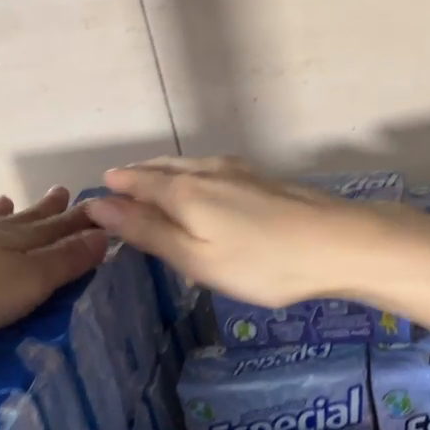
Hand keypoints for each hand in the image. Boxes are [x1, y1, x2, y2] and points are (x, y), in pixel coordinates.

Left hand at [0, 186, 108, 340]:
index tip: (102, 208)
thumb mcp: (23, 282)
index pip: (58, 229)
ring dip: (7, 214)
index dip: (80, 222)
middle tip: (64, 192)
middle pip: (25, 220)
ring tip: (12, 200)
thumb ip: (62, 262)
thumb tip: (103, 235)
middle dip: (48, 211)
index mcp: (18, 242)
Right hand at [83, 157, 402, 306]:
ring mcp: (238, 171)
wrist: (339, 244)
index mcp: (183, 190)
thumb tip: (99, 205)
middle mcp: (206, 170)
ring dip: (163, 177)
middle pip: (160, 169)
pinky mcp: (262, 180)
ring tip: (150, 190)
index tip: (90, 206)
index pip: (133, 183)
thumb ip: (149, 231)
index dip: (111, 194)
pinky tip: (200, 192)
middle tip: (114, 194)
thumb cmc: (262, 262)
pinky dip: (191, 180)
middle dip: (134, 180)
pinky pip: (211, 173)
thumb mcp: (197, 258)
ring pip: (187, 167)